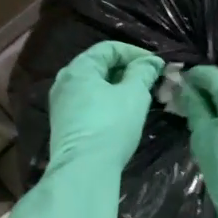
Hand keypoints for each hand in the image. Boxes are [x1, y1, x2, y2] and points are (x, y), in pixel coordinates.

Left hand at [47, 41, 165, 173]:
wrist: (83, 170)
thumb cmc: (111, 125)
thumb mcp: (134, 95)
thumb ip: (143, 72)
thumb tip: (151, 61)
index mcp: (79, 68)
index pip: (109, 48)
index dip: (135, 52)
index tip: (156, 66)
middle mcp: (64, 81)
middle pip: (99, 65)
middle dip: (127, 70)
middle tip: (150, 81)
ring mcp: (61, 103)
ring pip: (94, 86)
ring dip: (118, 87)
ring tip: (140, 97)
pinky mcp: (64, 124)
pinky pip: (88, 102)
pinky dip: (106, 101)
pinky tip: (122, 114)